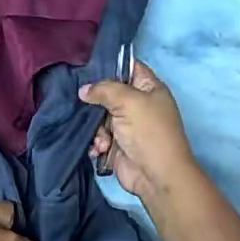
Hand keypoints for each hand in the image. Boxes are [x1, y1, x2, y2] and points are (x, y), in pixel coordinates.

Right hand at [80, 60, 198, 200]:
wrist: (156, 174)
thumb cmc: (148, 132)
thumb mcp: (128, 102)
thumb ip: (104, 90)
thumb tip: (83, 90)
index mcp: (149, 88)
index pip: (129, 67)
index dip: (110, 65)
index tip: (86, 68)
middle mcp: (138, 104)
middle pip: (109, 94)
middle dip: (95, 101)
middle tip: (83, 104)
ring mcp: (127, 126)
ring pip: (100, 117)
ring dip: (96, 129)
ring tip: (102, 140)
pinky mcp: (118, 144)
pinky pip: (99, 137)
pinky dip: (97, 143)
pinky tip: (99, 150)